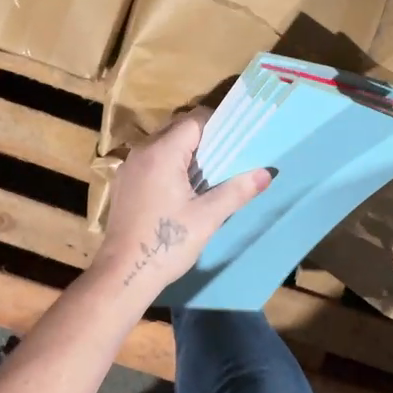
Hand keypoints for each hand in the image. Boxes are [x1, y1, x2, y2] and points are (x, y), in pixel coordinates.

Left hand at [92, 109, 271, 304]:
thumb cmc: (167, 242)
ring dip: (186, 151)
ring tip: (209, 172)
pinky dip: (169, 162)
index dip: (218, 125)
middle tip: (228, 156)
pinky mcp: (124, 181)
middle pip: (177, 128)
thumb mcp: (208, 217)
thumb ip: (237, 190)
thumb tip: (268, 173)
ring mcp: (129, 166)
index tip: (237, 139)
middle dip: (204, 137)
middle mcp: (142, 151)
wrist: (124, 272)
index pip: (194, 121)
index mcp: (162, 153)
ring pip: (163, 143)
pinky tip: (183, 186)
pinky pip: (151, 159)